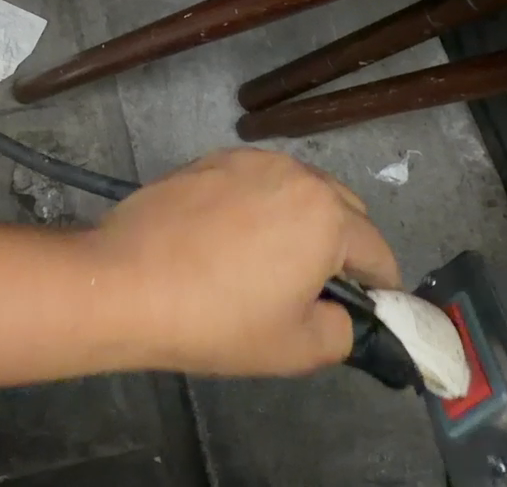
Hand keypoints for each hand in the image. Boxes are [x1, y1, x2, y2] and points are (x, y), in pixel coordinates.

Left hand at [85, 147, 400, 376]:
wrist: (126, 281)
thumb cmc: (217, 318)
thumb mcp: (297, 347)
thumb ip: (341, 330)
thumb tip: (340, 313)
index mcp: (326, 214)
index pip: (376, 251)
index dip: (380, 287)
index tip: (368, 309)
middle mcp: (292, 172)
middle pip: (342, 207)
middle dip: (343, 244)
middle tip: (319, 285)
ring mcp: (245, 159)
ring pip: (296, 187)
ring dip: (301, 217)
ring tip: (273, 257)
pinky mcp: (206, 159)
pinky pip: (254, 179)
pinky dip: (259, 202)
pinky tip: (231, 235)